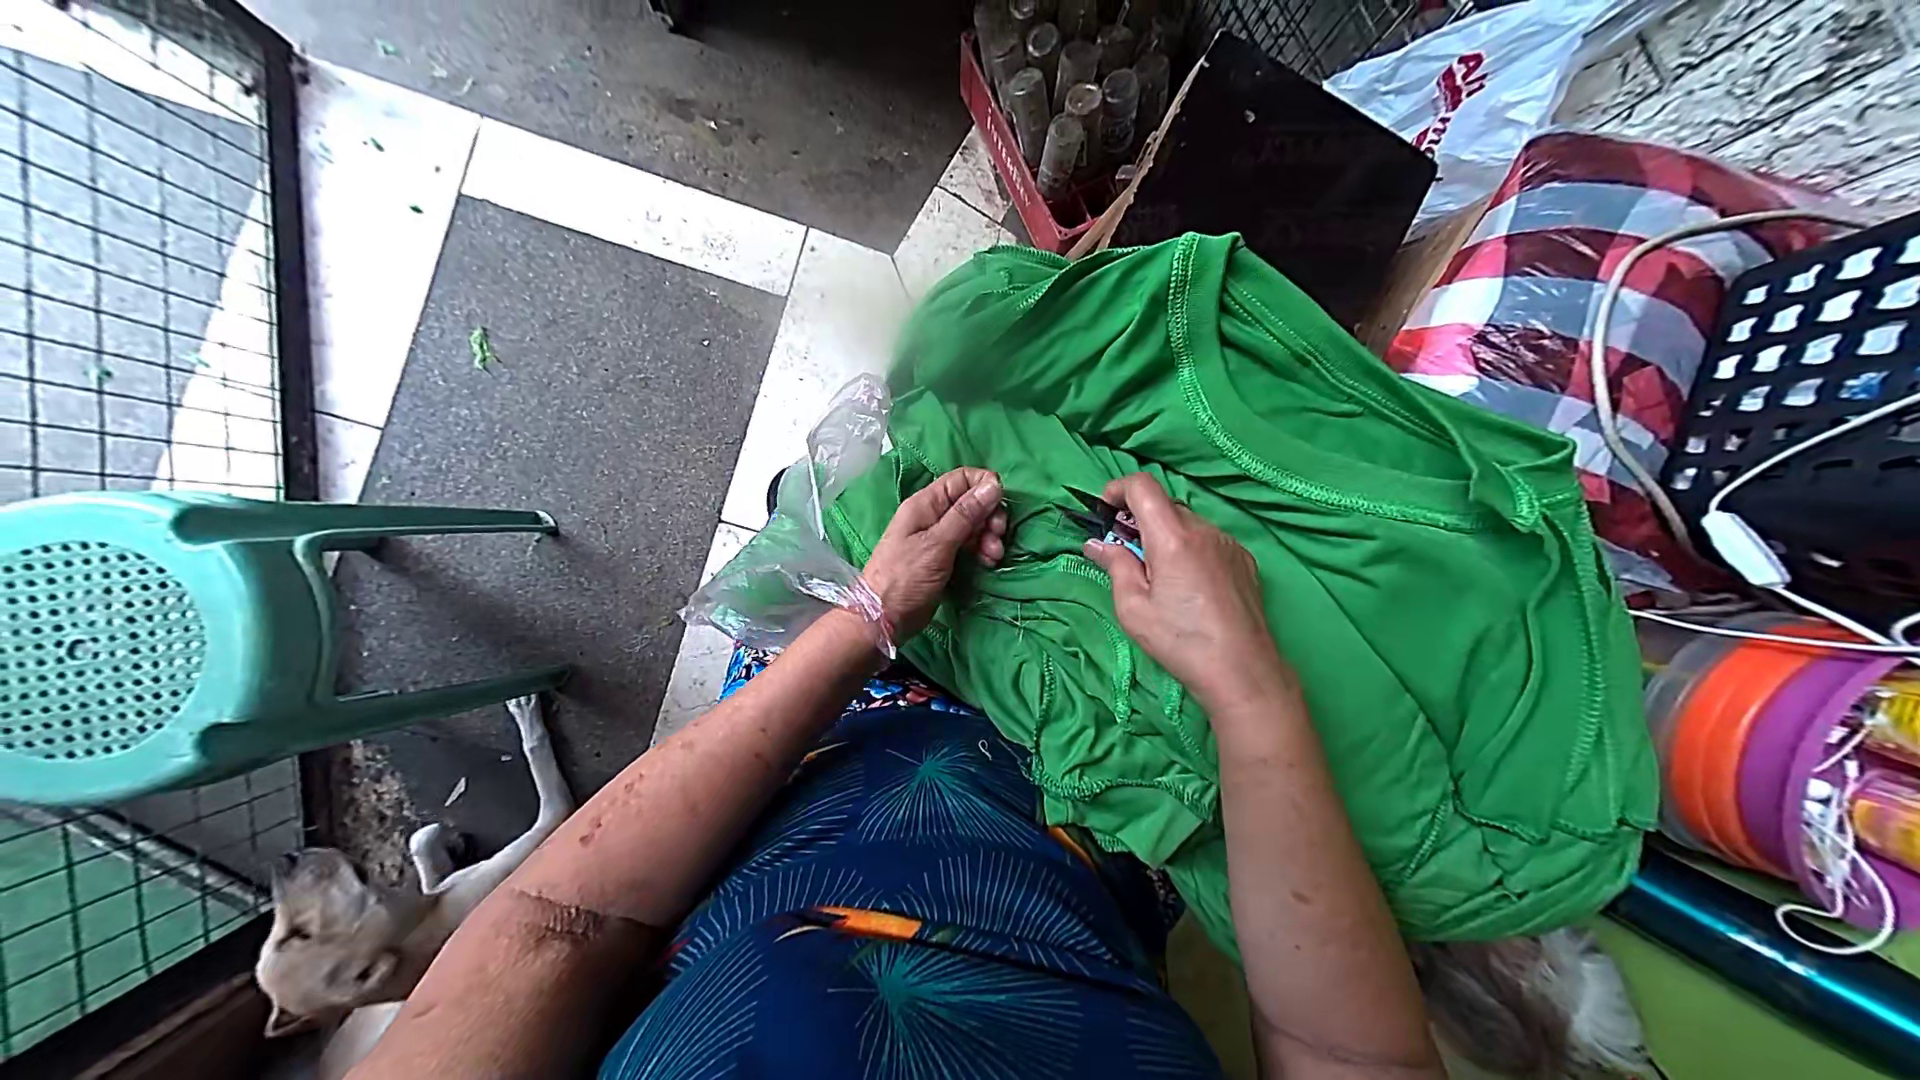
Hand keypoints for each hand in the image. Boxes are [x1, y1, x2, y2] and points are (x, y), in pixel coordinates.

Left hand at [862, 468, 1007, 643]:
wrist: (883, 618)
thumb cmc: (905, 578)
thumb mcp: (937, 544)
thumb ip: (965, 514)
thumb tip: (993, 485)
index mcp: (925, 504)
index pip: (962, 479)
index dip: (985, 486)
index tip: (1001, 505)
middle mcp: (932, 516)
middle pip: (971, 502)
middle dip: (990, 516)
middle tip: (997, 536)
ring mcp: (938, 537)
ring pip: (973, 525)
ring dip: (988, 536)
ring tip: (993, 556)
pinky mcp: (943, 558)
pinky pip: (969, 545)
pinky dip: (981, 550)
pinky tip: (988, 562)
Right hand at [1081, 473, 1295, 715]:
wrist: (1242, 670)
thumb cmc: (1181, 641)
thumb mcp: (1133, 607)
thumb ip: (1115, 565)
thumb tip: (1097, 543)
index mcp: (1173, 538)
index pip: (1143, 485)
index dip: (1117, 490)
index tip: (1105, 512)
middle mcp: (1203, 531)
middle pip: (1163, 504)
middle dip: (1138, 518)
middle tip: (1123, 551)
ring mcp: (1227, 543)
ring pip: (1186, 522)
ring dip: (1164, 535)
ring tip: (1157, 574)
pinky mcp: (1243, 559)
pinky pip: (1207, 540)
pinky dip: (1188, 548)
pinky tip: (1187, 583)